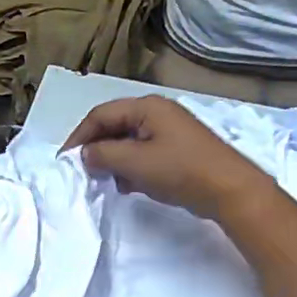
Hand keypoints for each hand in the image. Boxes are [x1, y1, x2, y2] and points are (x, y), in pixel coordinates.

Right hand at [61, 96, 274, 221]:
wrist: (231, 190)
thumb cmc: (181, 170)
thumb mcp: (136, 163)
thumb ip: (103, 155)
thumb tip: (85, 154)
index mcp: (147, 107)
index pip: (101, 115)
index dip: (79, 136)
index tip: (65, 161)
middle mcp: (158, 113)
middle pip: (115, 126)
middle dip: (97, 149)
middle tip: (84, 172)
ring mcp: (171, 131)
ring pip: (130, 142)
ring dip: (114, 161)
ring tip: (106, 182)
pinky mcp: (179, 151)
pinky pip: (145, 154)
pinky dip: (133, 167)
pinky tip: (129, 186)